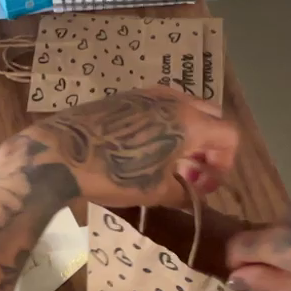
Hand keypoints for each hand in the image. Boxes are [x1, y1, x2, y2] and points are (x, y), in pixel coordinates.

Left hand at [20, 87, 237, 208]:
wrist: (61, 152)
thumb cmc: (114, 175)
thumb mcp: (155, 193)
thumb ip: (183, 193)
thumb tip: (192, 196)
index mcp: (190, 123)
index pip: (229, 136)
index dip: (225, 164)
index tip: (206, 186)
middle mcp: (174, 101)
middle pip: (210, 117)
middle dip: (208, 147)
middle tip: (191, 174)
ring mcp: (148, 94)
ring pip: (183, 110)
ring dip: (187, 136)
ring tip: (168, 164)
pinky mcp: (126, 96)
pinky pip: (159, 107)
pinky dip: (164, 127)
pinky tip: (145, 151)